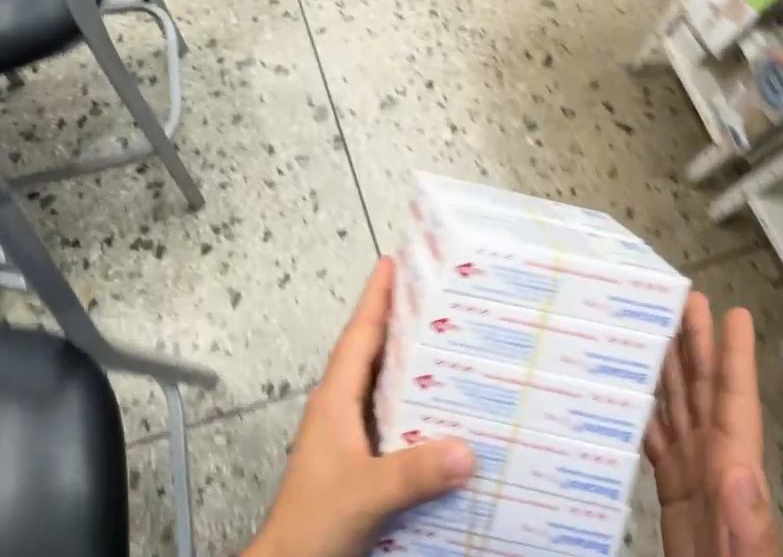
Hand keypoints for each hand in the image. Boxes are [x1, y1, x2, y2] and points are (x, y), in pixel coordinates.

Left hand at [244, 257, 476, 556]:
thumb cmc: (314, 521)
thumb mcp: (366, 491)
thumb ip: (413, 472)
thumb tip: (468, 449)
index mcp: (336, 399)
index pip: (359, 335)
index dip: (375, 298)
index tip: (392, 261)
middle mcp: (342, 407)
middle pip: (373, 352)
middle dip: (399, 320)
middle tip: (436, 293)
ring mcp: (350, 434)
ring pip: (383, 385)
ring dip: (410, 362)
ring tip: (449, 341)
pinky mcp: (361, 459)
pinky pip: (392, 418)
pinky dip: (415, 405)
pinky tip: (444, 413)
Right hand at [643, 292, 782, 556]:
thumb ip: (749, 526)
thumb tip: (739, 469)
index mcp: (732, 467)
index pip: (734, 401)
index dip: (734, 356)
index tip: (733, 314)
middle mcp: (713, 459)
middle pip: (703, 388)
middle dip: (692, 340)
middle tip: (679, 296)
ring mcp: (690, 471)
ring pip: (677, 403)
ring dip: (664, 363)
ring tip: (647, 324)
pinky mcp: (669, 487)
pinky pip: (654, 434)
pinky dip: (640, 404)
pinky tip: (622, 384)